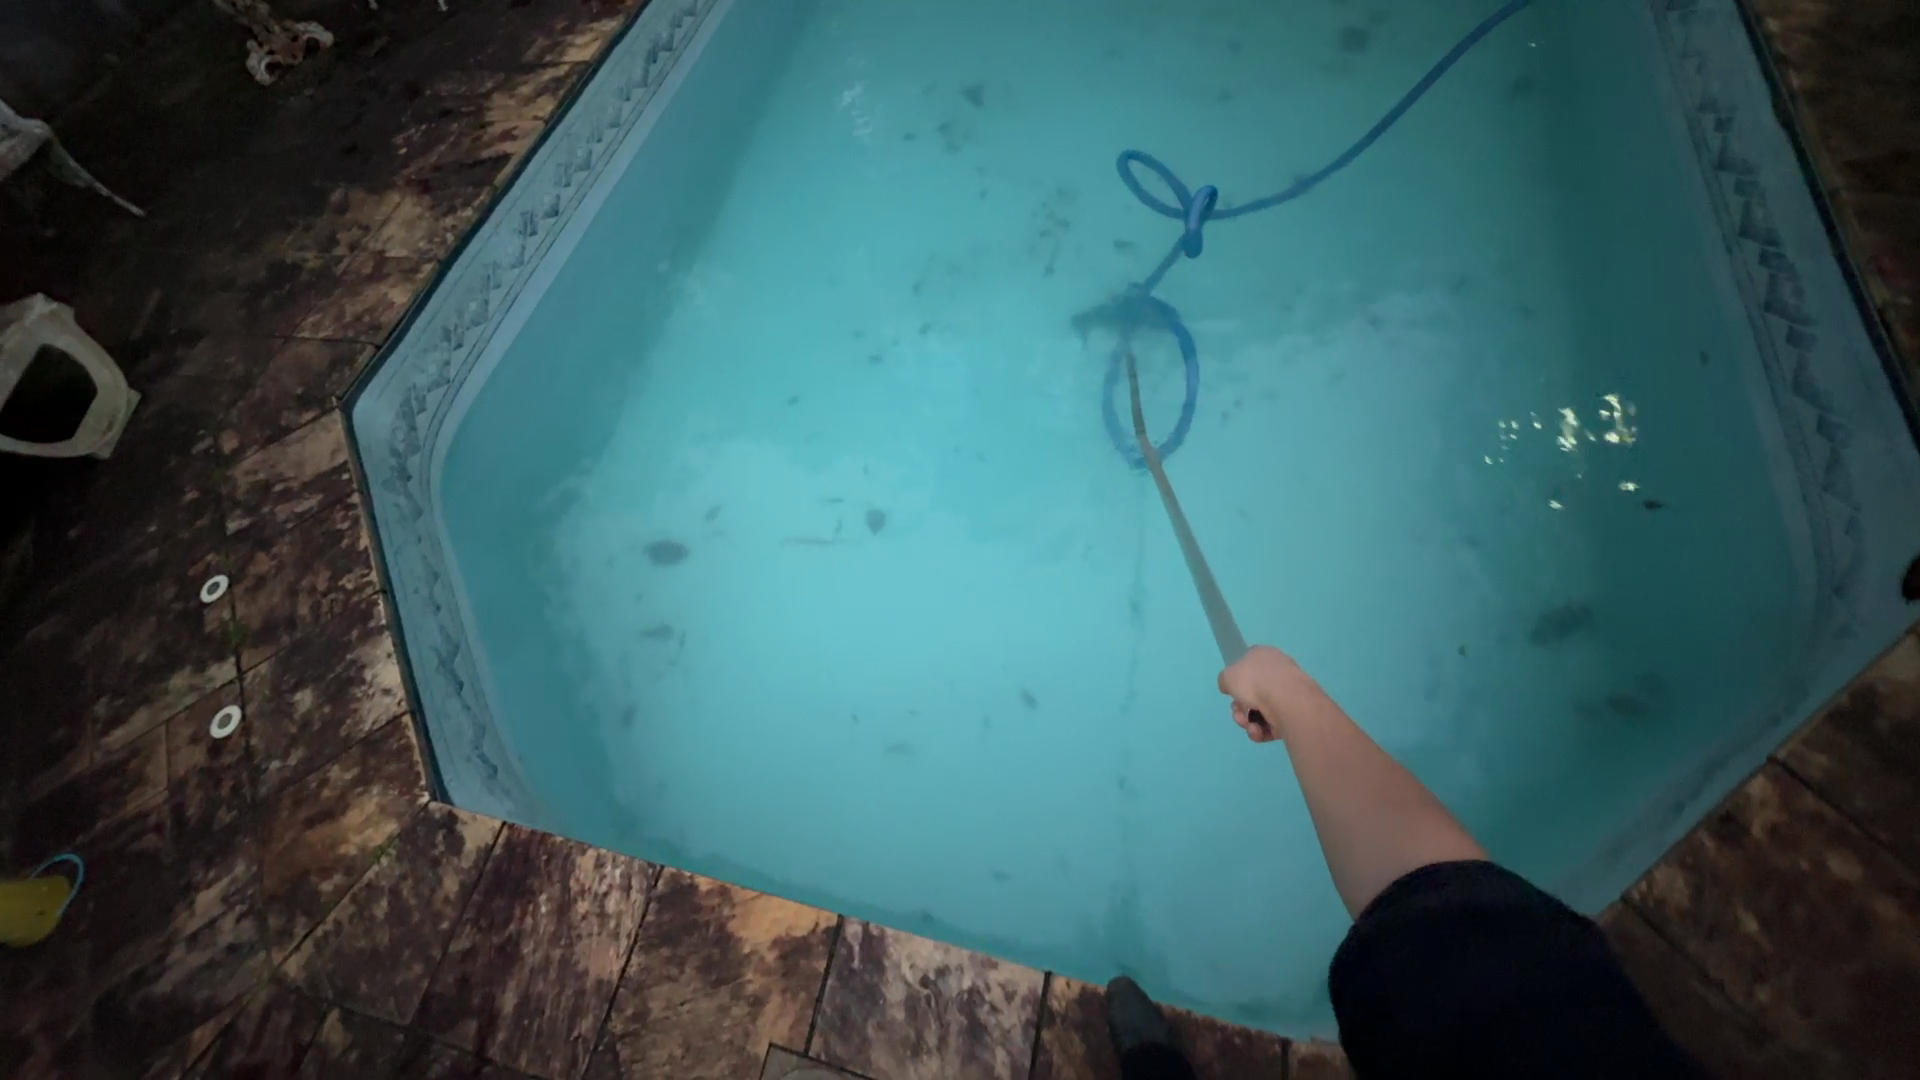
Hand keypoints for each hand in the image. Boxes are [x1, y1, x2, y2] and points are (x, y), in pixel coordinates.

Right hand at [1217, 645, 1319, 742]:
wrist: (1286, 699)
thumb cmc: (1254, 680)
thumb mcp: (1227, 676)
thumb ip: (1225, 680)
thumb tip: (1230, 687)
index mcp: (1262, 655)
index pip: (1247, 665)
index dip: (1236, 681)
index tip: (1231, 692)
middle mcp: (1277, 671)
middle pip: (1251, 693)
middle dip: (1240, 708)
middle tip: (1239, 714)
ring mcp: (1287, 692)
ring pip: (1260, 711)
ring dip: (1248, 721)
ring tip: (1249, 725)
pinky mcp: (1294, 713)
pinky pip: (1272, 723)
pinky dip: (1262, 730)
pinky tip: (1258, 731)